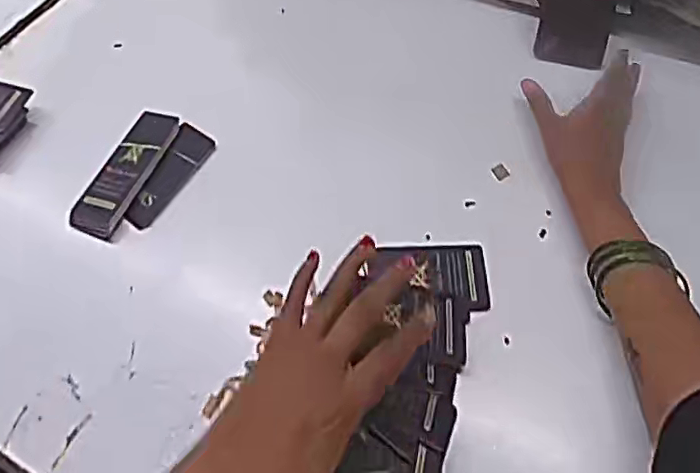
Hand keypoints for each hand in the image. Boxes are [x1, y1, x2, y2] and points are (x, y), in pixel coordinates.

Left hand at [185, 238, 434, 472]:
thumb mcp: (332, 455)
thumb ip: (352, 418)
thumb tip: (364, 409)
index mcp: (343, 398)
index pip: (389, 357)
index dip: (412, 335)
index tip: (427, 315)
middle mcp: (323, 365)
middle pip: (364, 313)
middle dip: (390, 285)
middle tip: (408, 264)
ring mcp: (296, 349)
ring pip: (331, 297)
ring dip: (352, 269)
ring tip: (368, 247)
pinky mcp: (272, 346)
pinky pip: (292, 303)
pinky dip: (303, 278)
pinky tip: (312, 260)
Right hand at [521, 49, 640, 216]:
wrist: (593, 189)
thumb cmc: (572, 160)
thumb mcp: (549, 128)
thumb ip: (539, 103)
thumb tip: (529, 84)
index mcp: (597, 107)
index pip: (610, 80)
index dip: (616, 65)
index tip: (622, 54)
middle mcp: (611, 115)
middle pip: (622, 89)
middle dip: (626, 74)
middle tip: (632, 62)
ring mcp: (616, 129)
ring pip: (626, 102)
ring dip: (630, 87)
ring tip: (633, 78)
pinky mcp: (617, 141)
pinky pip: (625, 114)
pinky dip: (626, 103)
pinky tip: (623, 107)